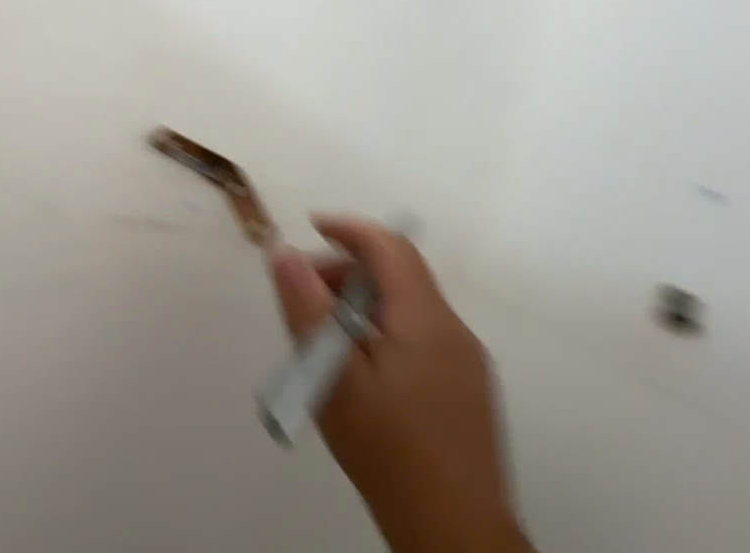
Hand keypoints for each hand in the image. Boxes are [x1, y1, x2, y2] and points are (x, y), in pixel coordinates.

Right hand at [269, 215, 532, 552]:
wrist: (452, 527)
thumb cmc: (385, 444)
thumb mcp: (330, 371)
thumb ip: (305, 306)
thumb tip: (283, 250)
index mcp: (426, 322)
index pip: (391, 249)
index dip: (349, 229)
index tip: (308, 226)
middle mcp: (455, 334)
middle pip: (397, 277)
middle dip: (343, 272)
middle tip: (299, 299)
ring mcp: (466, 365)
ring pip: (405, 309)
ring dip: (357, 304)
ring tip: (318, 341)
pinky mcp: (464, 390)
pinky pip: (416, 336)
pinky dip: (376, 330)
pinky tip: (352, 369)